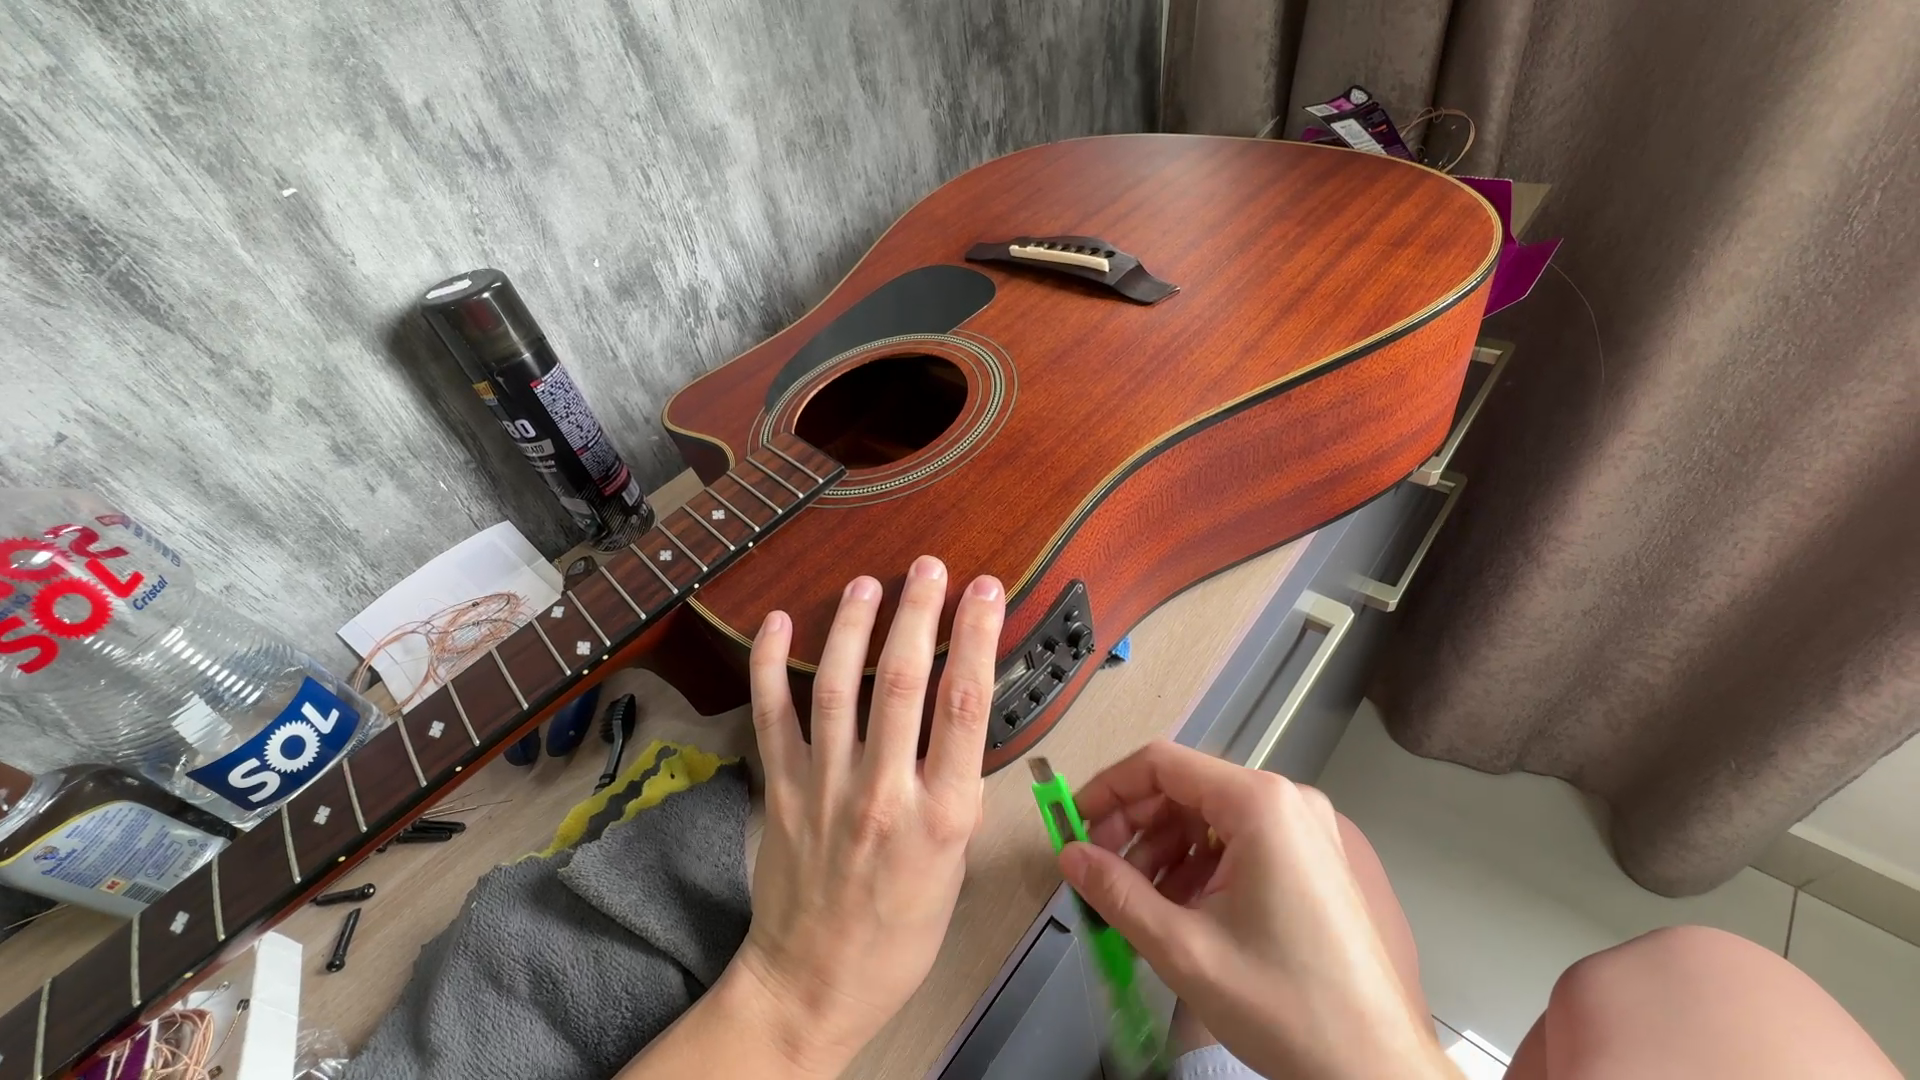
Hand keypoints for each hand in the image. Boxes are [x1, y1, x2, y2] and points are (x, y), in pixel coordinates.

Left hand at [727, 556, 1006, 1074]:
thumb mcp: (955, 864)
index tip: (985, 592)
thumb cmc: (899, 932)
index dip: (978, 637)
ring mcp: (825, 787)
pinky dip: (772, 666)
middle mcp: (884, 792)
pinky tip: (781, 623)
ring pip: (838, 689)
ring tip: (869, 583)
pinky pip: (773, 717)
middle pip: (902, 682)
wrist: (817, 981)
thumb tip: (958, 721)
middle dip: (919, 613)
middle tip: (929, 567)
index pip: (966, 705)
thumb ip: (956, 787)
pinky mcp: (780, 791)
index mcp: (941, 813)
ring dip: (854, 628)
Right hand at [1059, 742, 1452, 1079]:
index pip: (1162, 764)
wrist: (1378, 1073)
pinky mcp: (1314, 859)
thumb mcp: (1184, 949)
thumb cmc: (1285, 1007)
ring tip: (1138, 900)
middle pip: (1186, 788)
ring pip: (1209, 817)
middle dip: (1135, 827)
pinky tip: (1181, 909)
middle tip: (1100, 870)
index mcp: (1260, 804)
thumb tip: (1069, 856)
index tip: (1073, 823)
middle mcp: (1287, 801)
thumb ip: (1117, 892)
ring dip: (1164, 851)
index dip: (1109, 789)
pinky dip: (1200, 866)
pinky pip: (1238, 841)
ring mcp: (1306, 829)